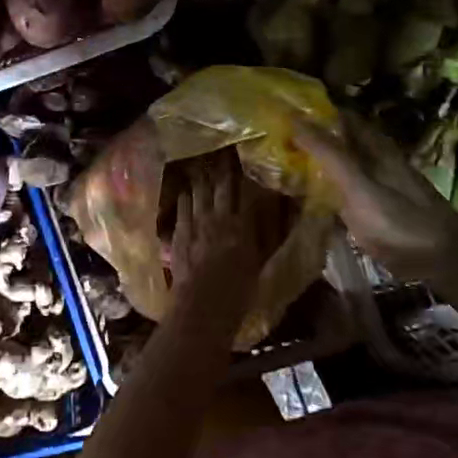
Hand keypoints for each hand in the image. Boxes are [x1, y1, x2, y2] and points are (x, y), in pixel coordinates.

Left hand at [169, 152, 286, 302]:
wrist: (203, 305)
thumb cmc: (238, 290)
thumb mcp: (260, 262)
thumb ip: (268, 236)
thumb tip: (277, 215)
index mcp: (244, 225)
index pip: (249, 191)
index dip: (249, 174)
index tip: (250, 159)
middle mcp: (220, 216)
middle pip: (223, 185)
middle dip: (225, 166)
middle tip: (226, 152)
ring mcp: (197, 221)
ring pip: (201, 190)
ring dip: (204, 176)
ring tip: (204, 163)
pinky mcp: (180, 230)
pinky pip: (183, 204)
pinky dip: (186, 194)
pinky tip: (186, 188)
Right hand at [295, 111, 457, 279]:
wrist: (445, 263)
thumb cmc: (401, 222)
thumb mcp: (360, 187)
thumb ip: (329, 155)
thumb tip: (294, 118)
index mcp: (375, 148)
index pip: (342, 117)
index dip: (315, 110)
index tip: (283, 109)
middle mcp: (377, 161)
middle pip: (341, 141)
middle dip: (311, 138)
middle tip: (275, 139)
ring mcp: (378, 187)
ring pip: (342, 167)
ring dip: (317, 164)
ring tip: (283, 165)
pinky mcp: (377, 211)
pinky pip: (345, 192)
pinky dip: (326, 190)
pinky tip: (308, 199)